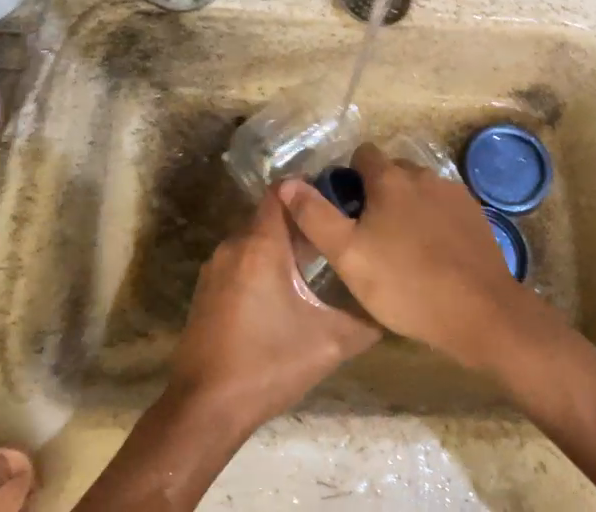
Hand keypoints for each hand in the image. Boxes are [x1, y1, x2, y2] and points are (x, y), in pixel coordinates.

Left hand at [166, 190, 379, 429]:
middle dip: (304, 221)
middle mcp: (234, 247)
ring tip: (320, 259)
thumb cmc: (268, 367)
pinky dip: (265, 264)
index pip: (282, 191)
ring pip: (257, 239)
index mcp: (260, 247)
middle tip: (340, 232)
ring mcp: (216, 268)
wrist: (205, 409)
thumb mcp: (330, 344)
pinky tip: (290, 288)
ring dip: (284, 245)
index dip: (311, 187)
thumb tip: (391, 302)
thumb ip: (365, 318)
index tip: (340, 195)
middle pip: (272, 216)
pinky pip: (243, 260)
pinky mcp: (208, 290)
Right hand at [279, 143, 544, 367]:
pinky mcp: (477, 217)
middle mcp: (425, 176)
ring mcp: (456, 195)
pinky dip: (433, 222)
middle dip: (378, 191)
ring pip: (421, 190)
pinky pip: (444, 208)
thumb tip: (287, 182)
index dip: (348, 176)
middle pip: (393, 171)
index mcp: (391, 179)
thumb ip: (315, 216)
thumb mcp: (347, 255)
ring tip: (399, 247)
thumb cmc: (405, 284)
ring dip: (407, 206)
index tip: (343, 207)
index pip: (364, 154)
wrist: (480, 312)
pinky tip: (431, 256)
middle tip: (367, 233)